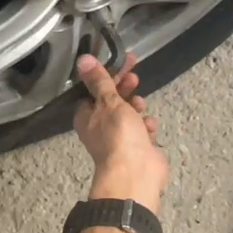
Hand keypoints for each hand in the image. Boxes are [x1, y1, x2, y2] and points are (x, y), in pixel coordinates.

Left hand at [73, 53, 167, 208]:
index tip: (122, 62)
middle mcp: (100, 126)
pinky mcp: (136, 146)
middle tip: (135, 76)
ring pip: (129, 113)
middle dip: (124, 88)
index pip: (93, 88)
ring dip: (136, 107)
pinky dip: (146, 126)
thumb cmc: (118, 134)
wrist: (136, 172)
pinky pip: (141, 129)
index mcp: (86, 115)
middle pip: (112, 99)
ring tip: (141, 105)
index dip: (107, 74)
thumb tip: (83, 59)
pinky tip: (149, 127)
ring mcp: (119, 137)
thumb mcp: (109, 102)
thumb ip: (99, 80)